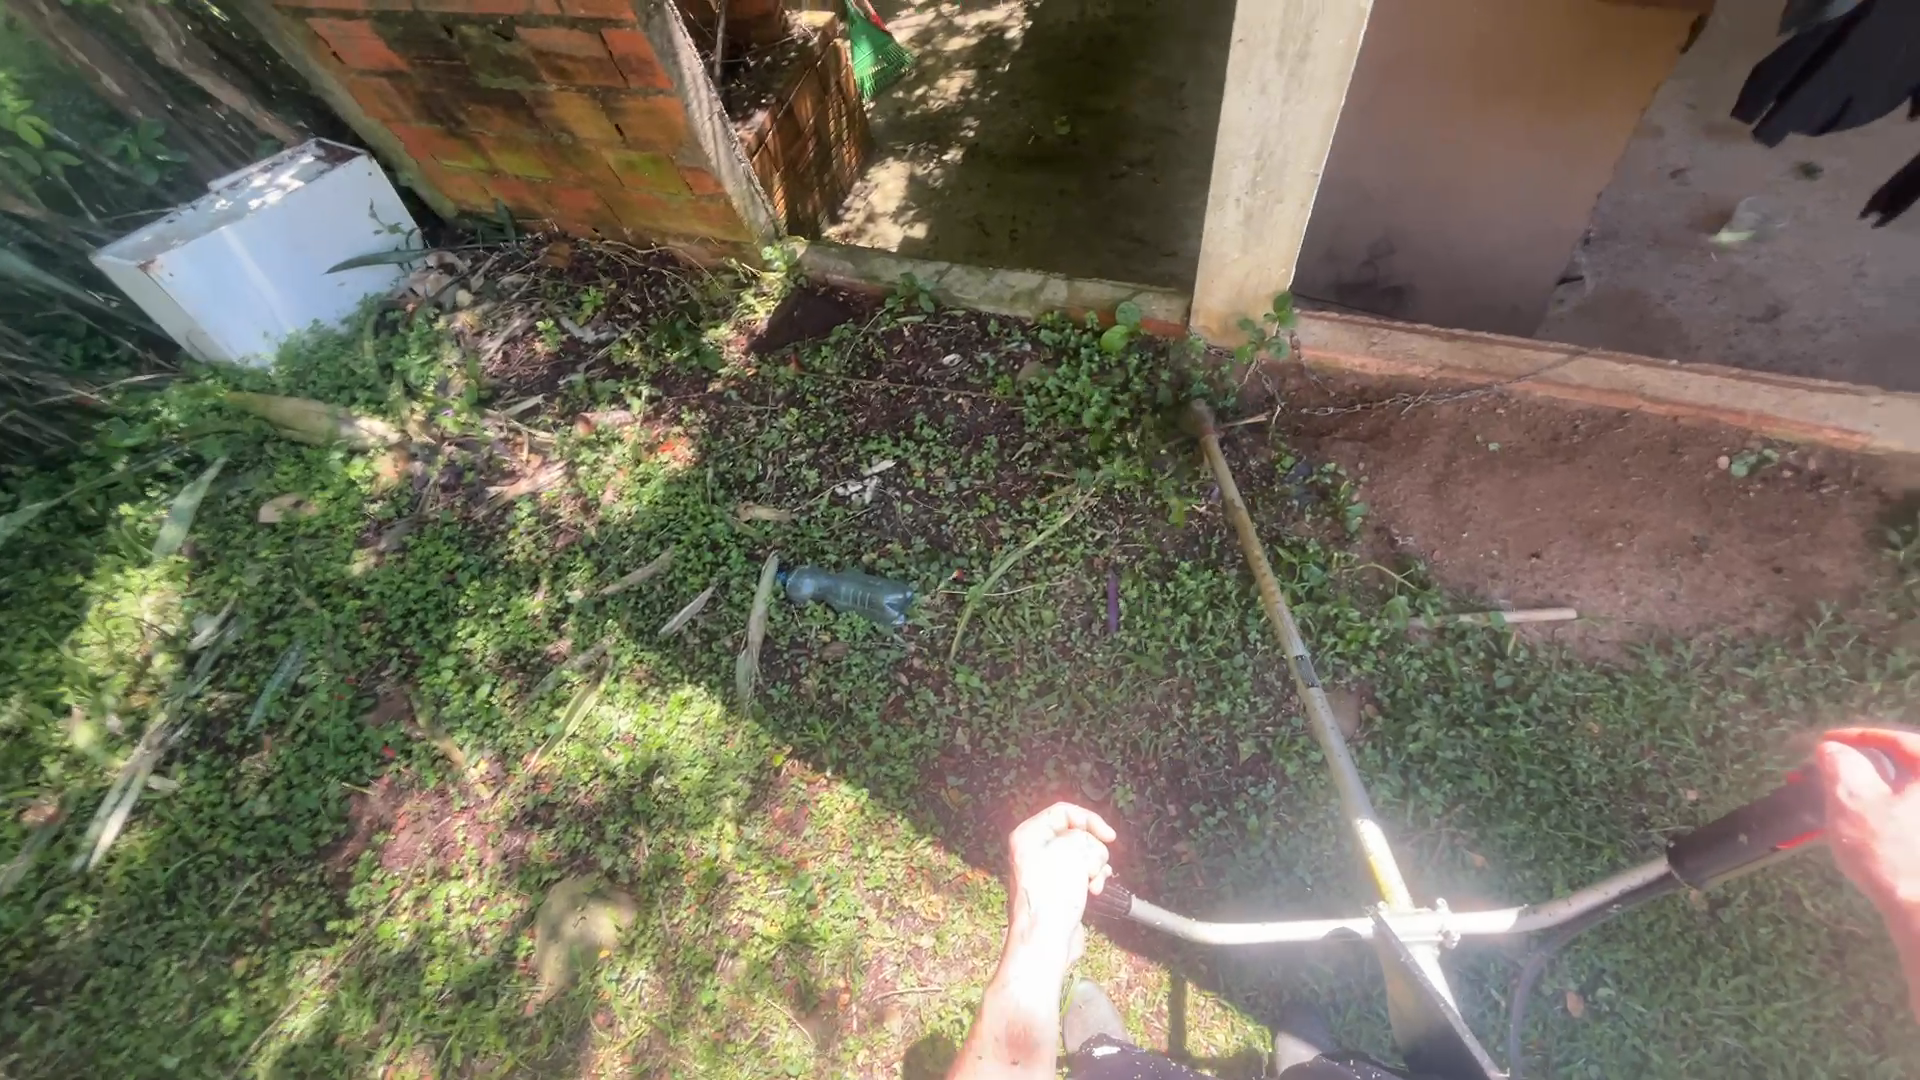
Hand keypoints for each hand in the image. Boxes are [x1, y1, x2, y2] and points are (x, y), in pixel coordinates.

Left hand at [1004, 803, 1116, 961]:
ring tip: (1093, 882)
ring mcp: (1045, 871)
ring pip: (1081, 856)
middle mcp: (1033, 850)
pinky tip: (1094, 890)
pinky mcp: (1056, 890)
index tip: (1108, 836)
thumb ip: (1085, 836)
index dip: (1090, 820)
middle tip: (1093, 866)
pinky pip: (1080, 874)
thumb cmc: (1052, 895)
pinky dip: (1091, 880)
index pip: (1064, 812)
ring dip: (1094, 867)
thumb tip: (1090, 846)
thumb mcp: (1073, 849)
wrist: (1045, 941)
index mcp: (1029, 834)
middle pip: (1075, 834)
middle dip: (1092, 850)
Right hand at [1816, 727, 1919, 917]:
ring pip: (1907, 797)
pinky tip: (1860, 831)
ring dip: (1868, 794)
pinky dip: (1886, 818)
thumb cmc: (1894, 852)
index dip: (1857, 737)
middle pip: (1907, 770)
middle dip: (1859, 769)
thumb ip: (1841, 765)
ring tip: (1831, 806)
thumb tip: (1836, 750)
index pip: (1901, 741)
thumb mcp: (1851, 801)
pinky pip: (1910, 820)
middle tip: (1820, 777)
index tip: (1824, 743)